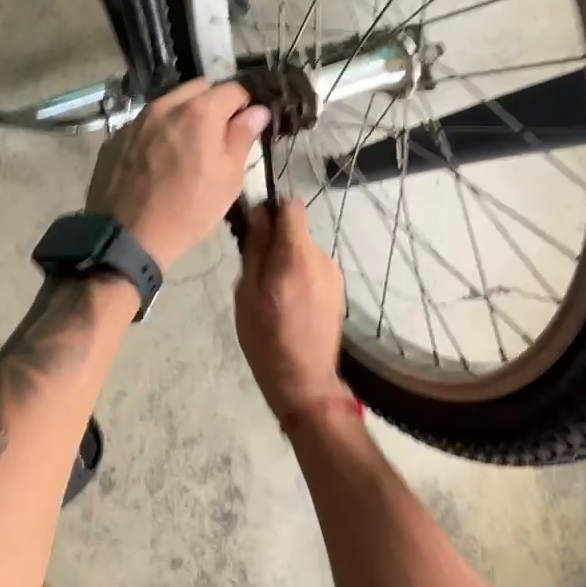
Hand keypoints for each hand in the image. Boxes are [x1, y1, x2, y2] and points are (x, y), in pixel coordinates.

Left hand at [85, 79, 272, 270]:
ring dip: (183, 115)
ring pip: (168, 103)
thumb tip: (257, 111)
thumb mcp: (228, 178)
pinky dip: (157, 132)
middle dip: (213, 103)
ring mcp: (136, 120)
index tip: (243, 127)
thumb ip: (242, 137)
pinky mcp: (115, 138)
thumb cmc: (189, 210)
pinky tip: (156, 160)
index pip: (233, 88)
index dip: (244, 105)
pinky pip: (144, 123)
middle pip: (198, 88)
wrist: (129, 237)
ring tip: (185, 148)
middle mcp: (165, 105)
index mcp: (199, 111)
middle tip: (216, 136)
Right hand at [234, 199, 351, 418]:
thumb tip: (259, 214)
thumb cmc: (265, 337)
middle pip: (297, 232)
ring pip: (304, 252)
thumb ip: (256, 249)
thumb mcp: (248, 291)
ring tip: (271, 294)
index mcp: (297, 255)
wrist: (304, 379)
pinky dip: (299, 277)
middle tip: (255, 272)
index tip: (255, 227)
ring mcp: (334, 276)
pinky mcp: (338, 292)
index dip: (272, 210)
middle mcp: (321, 258)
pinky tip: (288, 305)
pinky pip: (313, 270)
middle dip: (276, 242)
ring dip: (287, 262)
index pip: (292, 207)